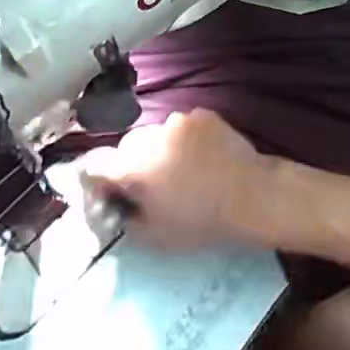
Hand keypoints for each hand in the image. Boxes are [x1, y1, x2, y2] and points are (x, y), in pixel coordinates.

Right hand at [78, 110, 277, 249]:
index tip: (113, 190)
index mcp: (135, 168)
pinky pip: (184, 125)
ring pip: (158, 132)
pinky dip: (186, 137)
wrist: (250, 194)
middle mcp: (153, 138)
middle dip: (134, 161)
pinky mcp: (203, 114)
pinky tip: (202, 154)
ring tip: (183, 167)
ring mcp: (180, 121)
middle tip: (153, 181)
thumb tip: (113, 204)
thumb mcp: (153, 235)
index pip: (99, 166)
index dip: (103, 179)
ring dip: (161, 146)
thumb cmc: (200, 221)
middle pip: (129, 145)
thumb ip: (124, 217)